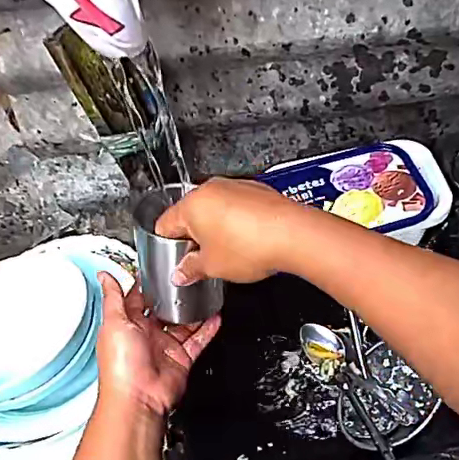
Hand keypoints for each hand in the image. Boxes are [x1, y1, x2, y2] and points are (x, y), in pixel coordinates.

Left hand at [95, 272, 220, 416]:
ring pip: (184, 324)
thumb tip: (104, 276)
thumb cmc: (121, 366)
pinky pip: (197, 341)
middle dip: (175, 297)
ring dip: (194, 311)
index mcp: (128, 325)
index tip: (160, 270)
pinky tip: (215, 316)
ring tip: (205, 294)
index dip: (150, 285)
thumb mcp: (114, 322)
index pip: (140, 299)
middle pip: (165, 310)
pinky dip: (207, 329)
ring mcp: (165, 347)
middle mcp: (147, 335)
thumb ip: (113, 297)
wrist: (138, 398)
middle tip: (187, 280)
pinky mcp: (181, 359)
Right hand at [153, 178, 321, 284]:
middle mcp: (212, 189)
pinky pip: (236, 208)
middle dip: (194, 239)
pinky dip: (237, 224)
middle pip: (190, 216)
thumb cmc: (254, 244)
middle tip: (204, 261)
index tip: (177, 260)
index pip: (164, 225)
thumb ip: (190, 269)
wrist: (294, 235)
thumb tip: (182, 271)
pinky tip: (246, 243)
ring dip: (216, 231)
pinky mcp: (256, 192)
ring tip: (229, 254)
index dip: (168, 246)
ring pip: (214, 211)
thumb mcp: (212, 267)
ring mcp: (235, 187)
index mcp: (192, 204)